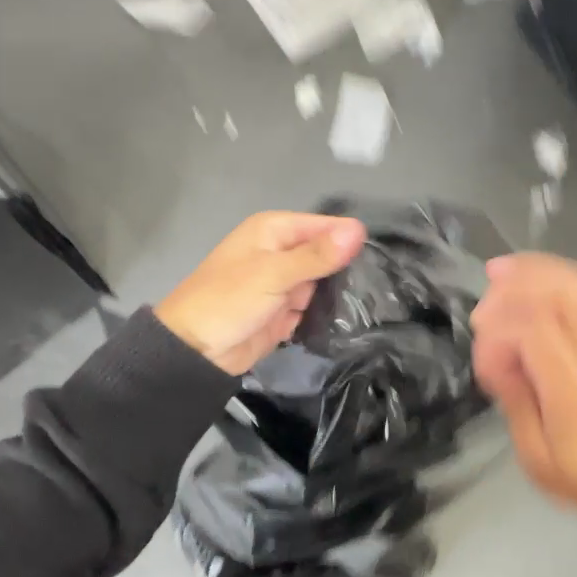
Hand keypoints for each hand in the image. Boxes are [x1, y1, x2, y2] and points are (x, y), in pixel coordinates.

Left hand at [155, 212, 368, 374]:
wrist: (196, 350)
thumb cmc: (228, 301)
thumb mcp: (273, 273)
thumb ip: (316, 255)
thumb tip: (358, 232)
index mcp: (273, 232)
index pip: (322, 226)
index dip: (347, 238)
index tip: (379, 254)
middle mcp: (280, 254)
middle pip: (325, 255)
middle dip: (346, 268)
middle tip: (380, 283)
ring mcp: (282, 286)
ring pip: (321, 285)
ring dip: (339, 295)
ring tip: (372, 304)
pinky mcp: (284, 315)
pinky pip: (312, 310)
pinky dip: (324, 316)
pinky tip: (350, 322)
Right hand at [471, 253, 576, 558]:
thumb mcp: (533, 452)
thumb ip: (514, 397)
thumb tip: (492, 353)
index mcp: (573, 390)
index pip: (535, 328)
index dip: (499, 325)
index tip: (478, 347)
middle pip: (558, 293)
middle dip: (514, 286)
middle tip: (482, 305)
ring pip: (576, 284)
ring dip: (535, 271)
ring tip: (499, 275)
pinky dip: (555, 278)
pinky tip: (531, 282)